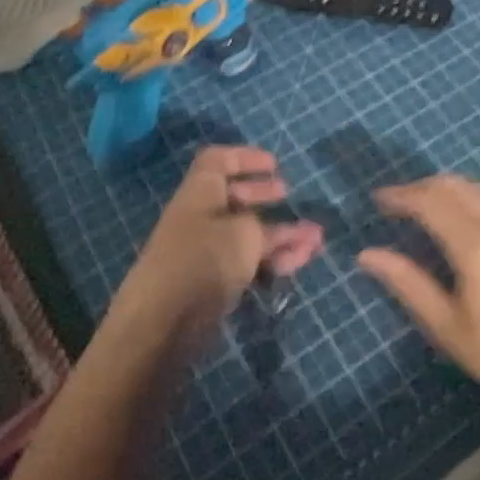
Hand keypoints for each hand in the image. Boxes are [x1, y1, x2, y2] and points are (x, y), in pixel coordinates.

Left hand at [116, 146, 323, 326]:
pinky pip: (248, 262)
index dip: (246, 158)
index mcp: (200, 193)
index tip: (275, 165)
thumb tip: (280, 232)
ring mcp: (206, 252)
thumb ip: (268, 229)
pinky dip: (273, 259)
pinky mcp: (213, 282)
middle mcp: (201, 218)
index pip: (218, 161)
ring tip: (315, 240)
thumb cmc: (204, 260)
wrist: (164, 322)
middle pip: (234, 198)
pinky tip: (298, 263)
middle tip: (289, 196)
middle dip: (264, 196)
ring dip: (282, 235)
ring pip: (248, 235)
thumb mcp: (246, 233)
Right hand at [357, 174, 479, 411]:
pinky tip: (451, 224)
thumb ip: (408, 283)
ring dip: (443, 191)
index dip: (400, 196)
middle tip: (392, 204)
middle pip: (454, 185)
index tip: (375, 200)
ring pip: (475, 189)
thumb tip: (368, 254)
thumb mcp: (447, 326)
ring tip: (416, 211)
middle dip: (420, 187)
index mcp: (478, 245)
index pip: (431, 202)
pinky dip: (464, 201)